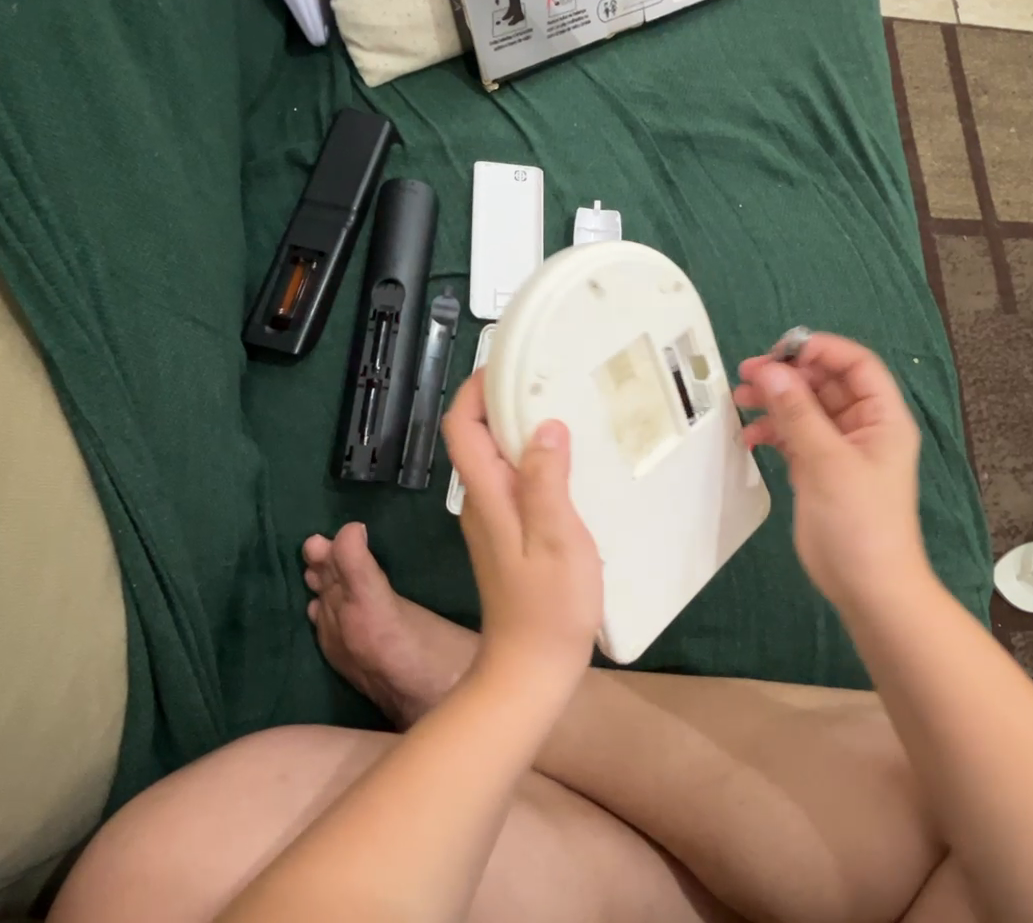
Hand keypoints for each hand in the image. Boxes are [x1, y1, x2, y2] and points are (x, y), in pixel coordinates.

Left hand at [441, 370, 603, 674]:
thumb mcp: (557, 539)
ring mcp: (493, 522)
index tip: (511, 364)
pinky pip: (516, 484)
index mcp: (486, 497)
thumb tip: (544, 425)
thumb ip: (547, 481)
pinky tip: (571, 465)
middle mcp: (480, 503)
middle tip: (553, 382)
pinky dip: (536, 463)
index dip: (477, 389)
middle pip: (478, 438)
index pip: (461, 427)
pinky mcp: (509, 537)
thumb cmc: (549, 606)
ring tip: (568, 414)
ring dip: (523, 432)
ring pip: (499, 461)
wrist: (532, 668)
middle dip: (506, 402)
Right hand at [735, 332, 927, 606]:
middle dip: (787, 376)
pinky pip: (794, 437)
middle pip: (825, 384)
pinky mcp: (819, 471)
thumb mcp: (828, 462)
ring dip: (774, 402)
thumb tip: (770, 371)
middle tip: (747, 375)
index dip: (820, 350)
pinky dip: (772, 432)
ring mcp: (839, 450)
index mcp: (882, 418)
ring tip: (740, 400)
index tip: (778, 352)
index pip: (855, 365)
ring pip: (805, 410)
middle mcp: (863, 427)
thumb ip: (798, 413)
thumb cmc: (860, 522)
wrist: (868, 586)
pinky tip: (750, 437)